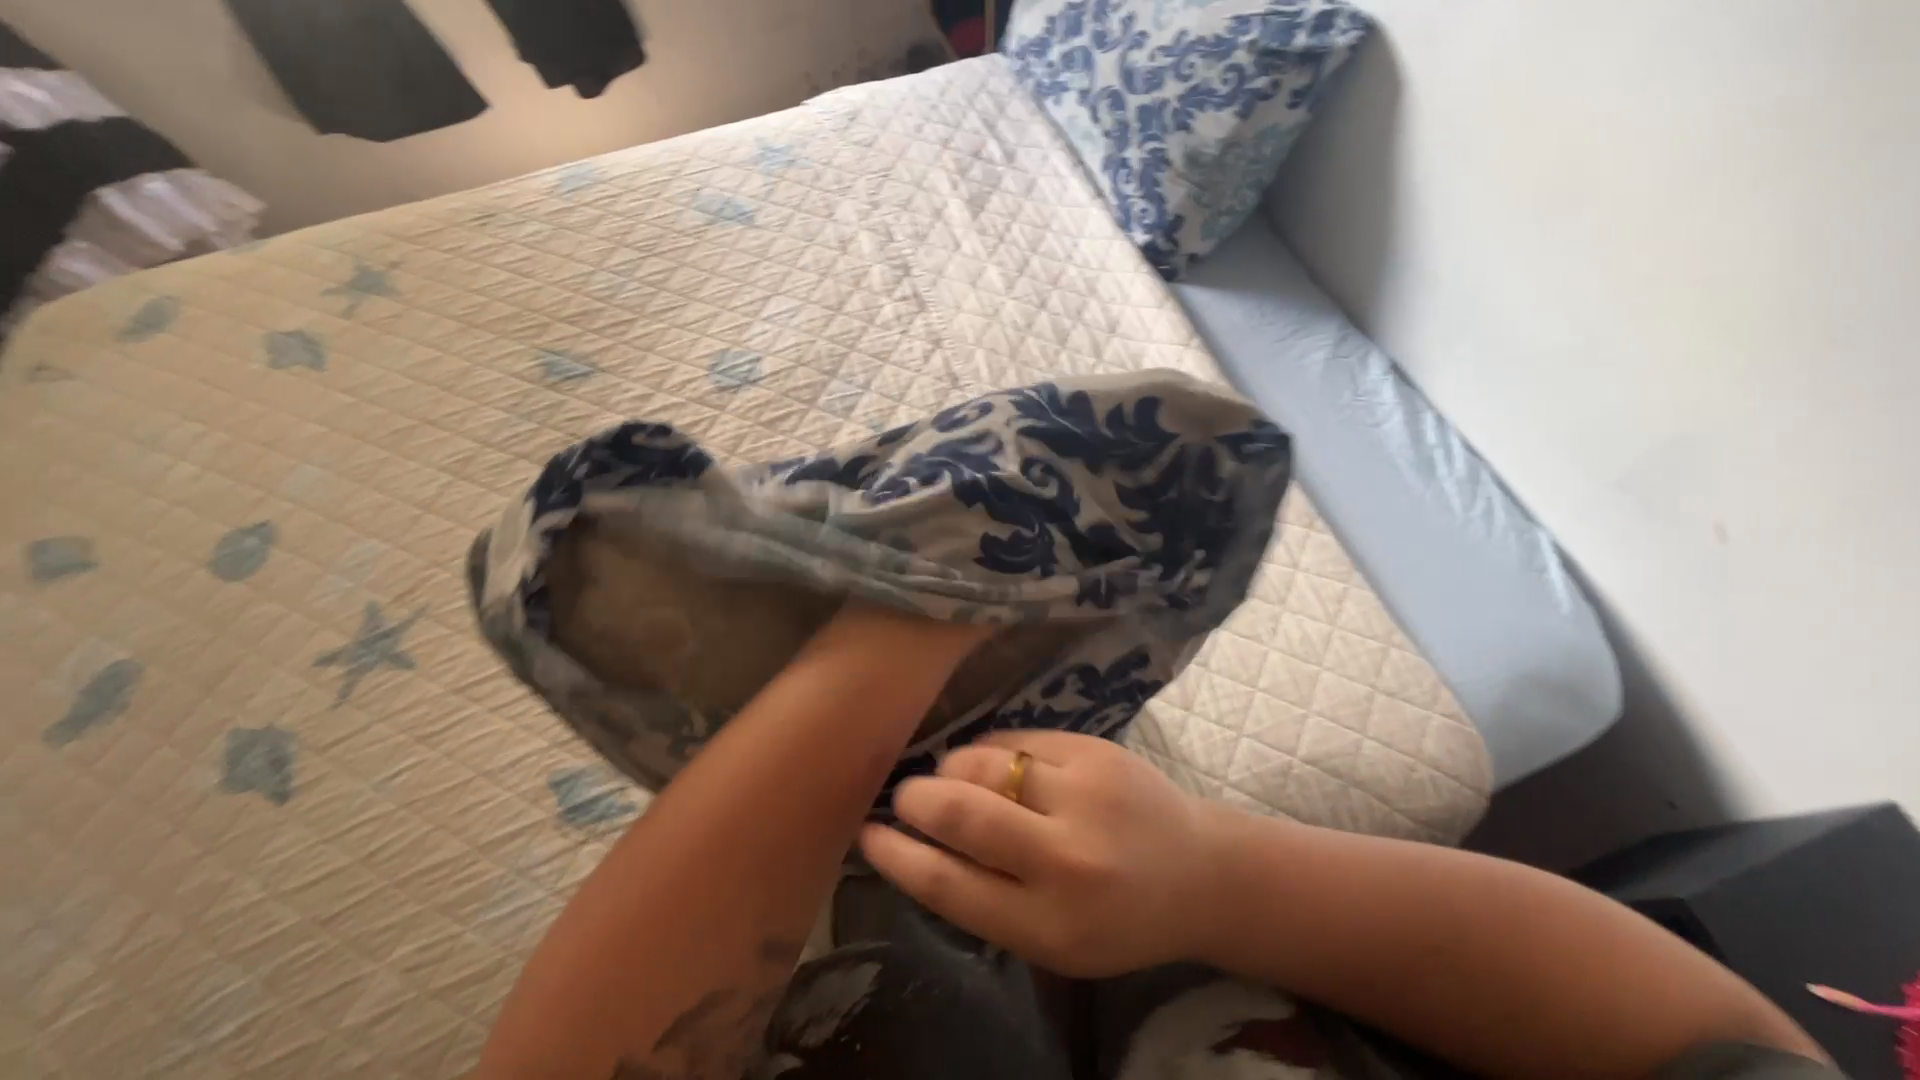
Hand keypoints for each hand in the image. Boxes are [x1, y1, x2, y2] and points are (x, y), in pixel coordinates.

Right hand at [859, 730, 1231, 976]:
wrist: (1199, 873)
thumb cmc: (1114, 920)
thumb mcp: (1049, 940)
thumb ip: (983, 900)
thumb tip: (910, 842)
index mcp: (1048, 925)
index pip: (946, 883)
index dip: (894, 854)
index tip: (866, 834)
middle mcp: (1066, 858)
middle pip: (960, 810)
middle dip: (914, 798)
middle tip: (904, 797)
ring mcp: (1086, 794)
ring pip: (983, 762)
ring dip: (952, 769)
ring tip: (955, 781)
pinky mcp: (1096, 750)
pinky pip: (1015, 738)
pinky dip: (992, 752)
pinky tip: (996, 766)